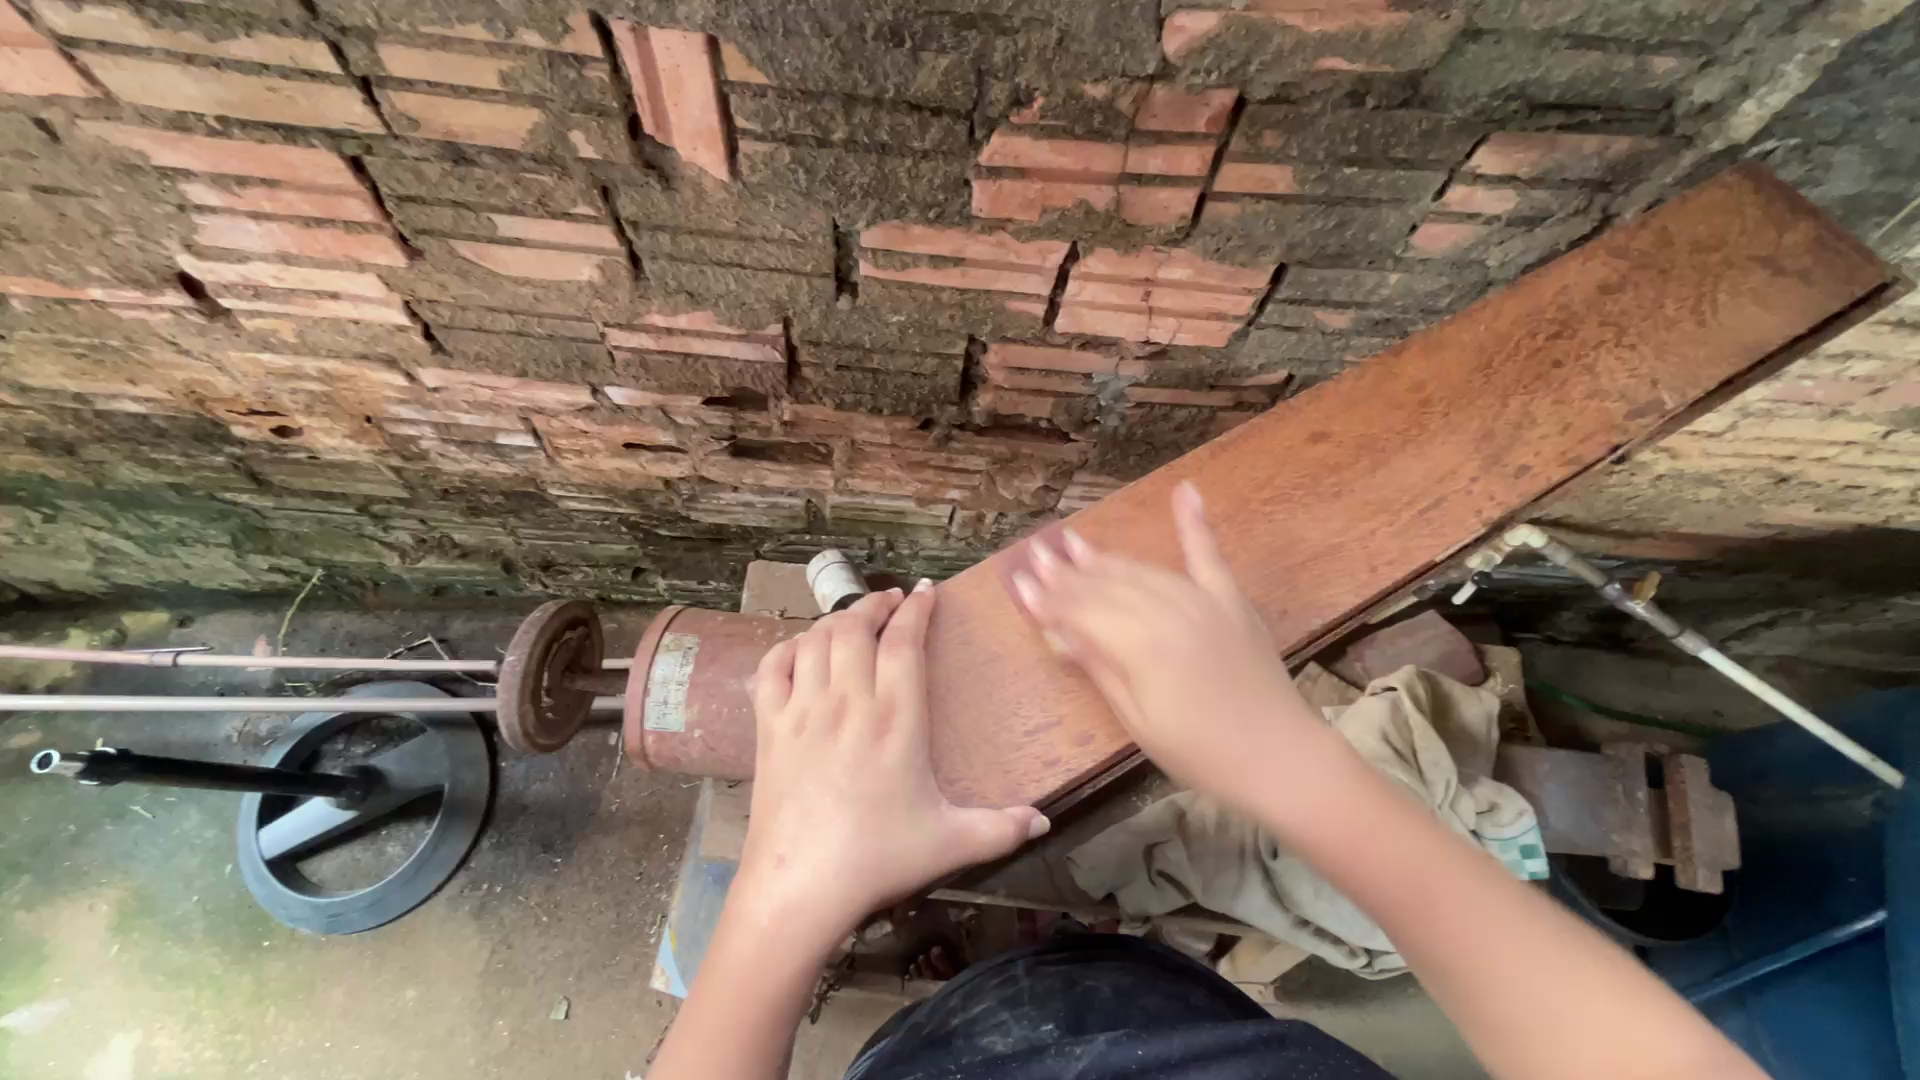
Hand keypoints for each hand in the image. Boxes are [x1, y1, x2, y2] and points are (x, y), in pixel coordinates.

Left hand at [736, 583, 1048, 946]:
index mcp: (895, 719)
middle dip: (875, 604)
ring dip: (835, 621)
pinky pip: (772, 669)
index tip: (926, 592)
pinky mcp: (768, 729)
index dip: (916, 609)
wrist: (798, 888)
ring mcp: (803, 711)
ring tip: (854, 620)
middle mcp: (847, 702)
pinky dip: (786, 648)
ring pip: (815, 640)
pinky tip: (801, 650)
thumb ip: (1001, 828)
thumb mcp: (949, 843)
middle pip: (856, 627)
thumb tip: (1044, 822)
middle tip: (892, 600)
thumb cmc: (877, 860)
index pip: (903, 641)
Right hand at [1011, 482, 1335, 815]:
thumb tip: (1055, 631)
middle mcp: (1168, 610)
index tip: (1018, 583)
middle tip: (1035, 555)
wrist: (1278, 756)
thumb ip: (1098, 666)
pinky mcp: (1230, 600)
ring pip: (1141, 571)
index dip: (1048, 599)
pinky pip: (1207, 555)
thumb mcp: (1136, 717)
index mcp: (1141, 644)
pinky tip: (1185, 490)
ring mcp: (1202, 600)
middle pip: (1106, 585)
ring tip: (1071, 542)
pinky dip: (1195, 522)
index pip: (1082, 612)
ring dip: (1104, 557)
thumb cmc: (1198, 751)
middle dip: (1066, 573)